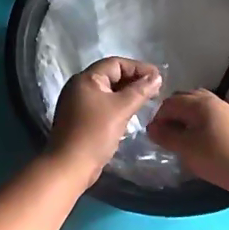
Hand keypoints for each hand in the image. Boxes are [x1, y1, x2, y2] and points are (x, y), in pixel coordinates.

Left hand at [48, 57, 162, 178]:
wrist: (70, 166)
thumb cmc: (95, 133)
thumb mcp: (121, 109)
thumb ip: (140, 91)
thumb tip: (156, 77)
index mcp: (85, 79)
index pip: (115, 63)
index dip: (138, 68)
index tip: (158, 77)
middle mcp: (79, 86)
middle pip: (111, 75)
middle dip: (134, 80)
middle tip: (156, 89)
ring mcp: (78, 103)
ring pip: (107, 91)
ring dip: (127, 93)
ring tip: (147, 100)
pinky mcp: (80, 119)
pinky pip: (103, 105)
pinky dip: (118, 105)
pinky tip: (132, 112)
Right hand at [148, 89, 228, 197]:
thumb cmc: (217, 157)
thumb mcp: (185, 148)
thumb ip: (165, 136)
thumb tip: (152, 128)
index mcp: (198, 102)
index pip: (169, 103)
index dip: (157, 118)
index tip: (153, 136)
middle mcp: (213, 100)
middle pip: (184, 100)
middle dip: (172, 115)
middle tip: (166, 136)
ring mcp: (227, 111)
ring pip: (199, 109)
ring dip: (186, 120)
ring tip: (182, 140)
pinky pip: (211, 117)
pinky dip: (200, 125)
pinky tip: (201, 143)